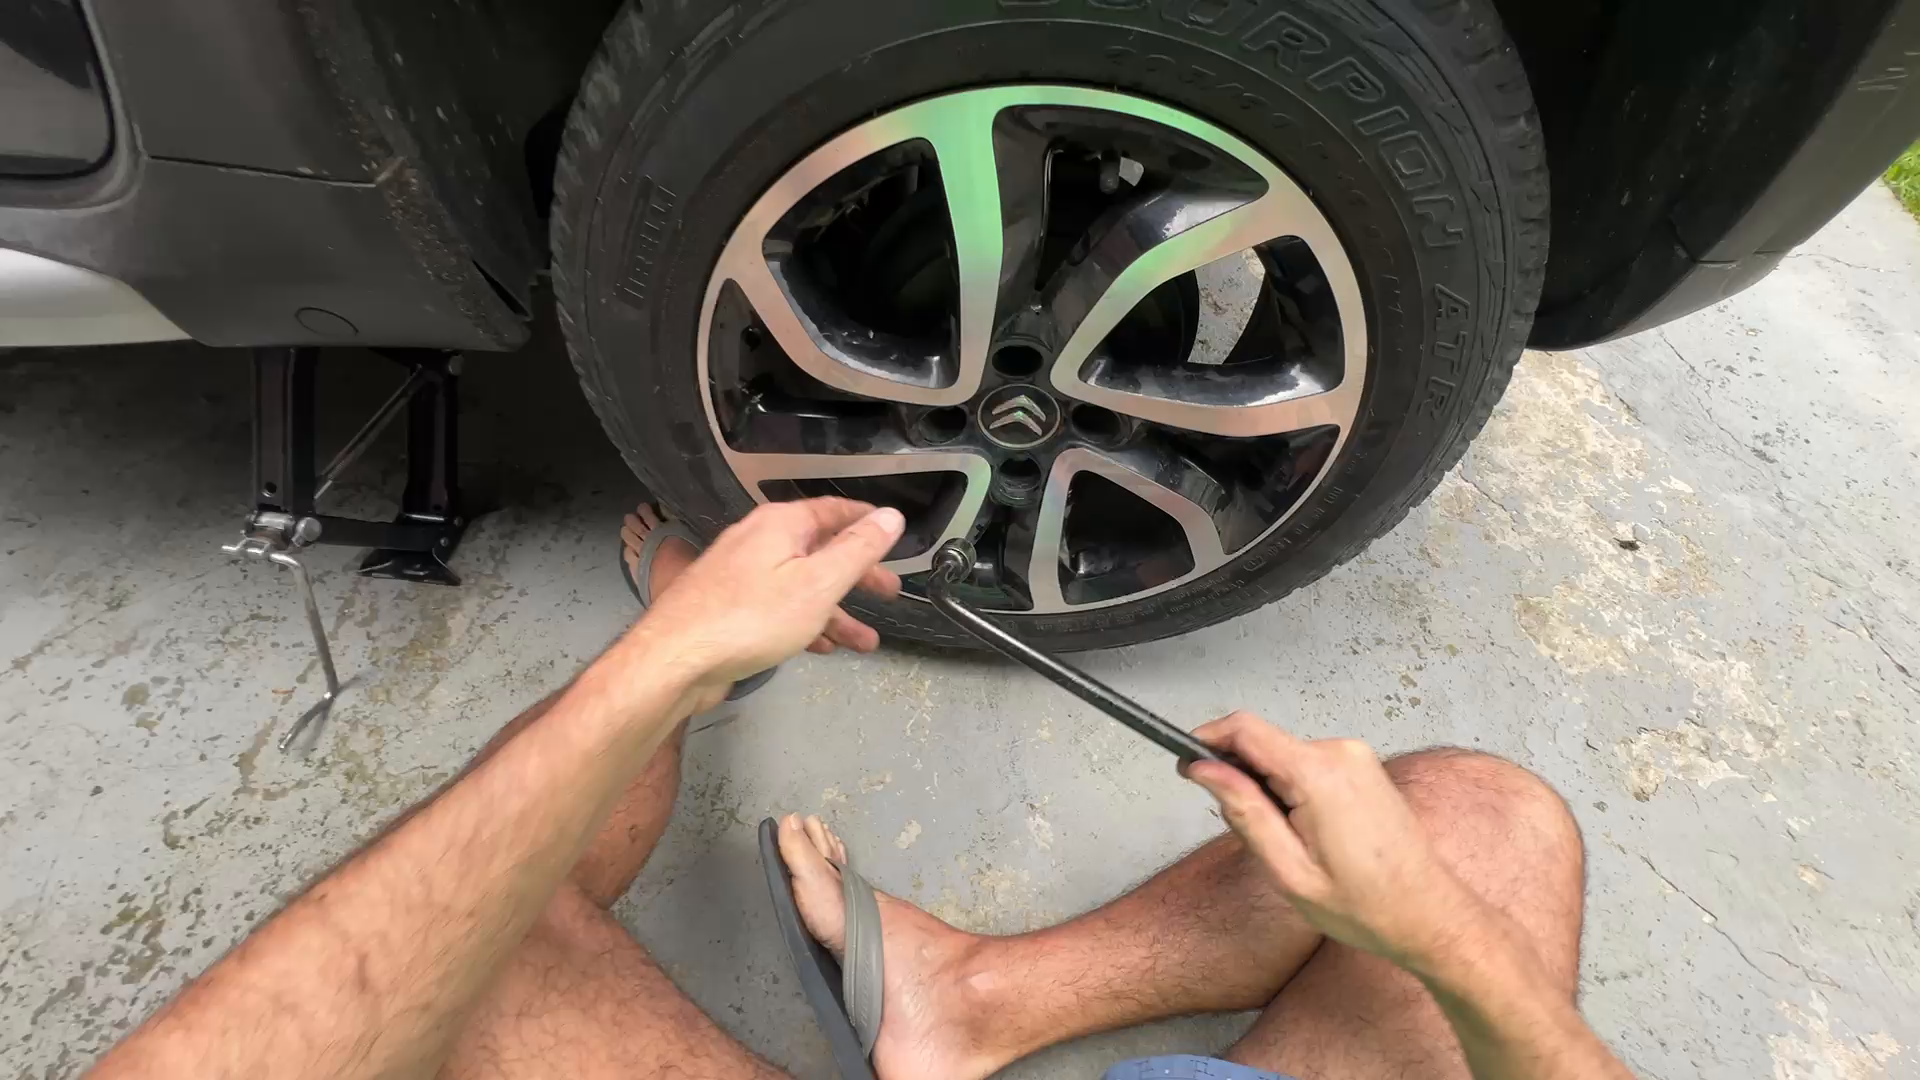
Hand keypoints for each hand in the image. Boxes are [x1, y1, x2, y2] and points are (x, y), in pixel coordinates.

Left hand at [630, 497, 904, 703]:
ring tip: (866, 641)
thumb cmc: (751, 617)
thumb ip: (858, 549)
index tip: (893, 533)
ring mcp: (742, 576)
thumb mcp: (819, 583)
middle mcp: (760, 541)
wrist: (672, 661)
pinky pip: (779, 608)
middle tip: (889, 592)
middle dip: (858, 574)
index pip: (835, 511)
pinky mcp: (730, 607)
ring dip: (836, 612)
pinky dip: (805, 623)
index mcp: (782, 525)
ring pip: (802, 586)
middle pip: (820, 550)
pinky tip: (822, 647)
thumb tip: (891, 516)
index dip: (867, 522)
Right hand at [1184, 712, 1477, 969]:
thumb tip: (1203, 769)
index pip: (1244, 729)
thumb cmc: (1365, 906)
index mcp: (1318, 774)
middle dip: (1240, 778)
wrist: (1434, 917)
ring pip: (1280, 754)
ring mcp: (1353, 754)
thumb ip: (1243, 812)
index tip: (1187, 764)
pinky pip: (1303, 760)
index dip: (1206, 739)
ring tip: (1289, 838)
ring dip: (1267, 787)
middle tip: (1251, 830)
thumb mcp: (1288, 871)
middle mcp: (1338, 751)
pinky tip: (1309, 829)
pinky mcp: (1359, 763)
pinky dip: (1290, 786)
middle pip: (1260, 743)